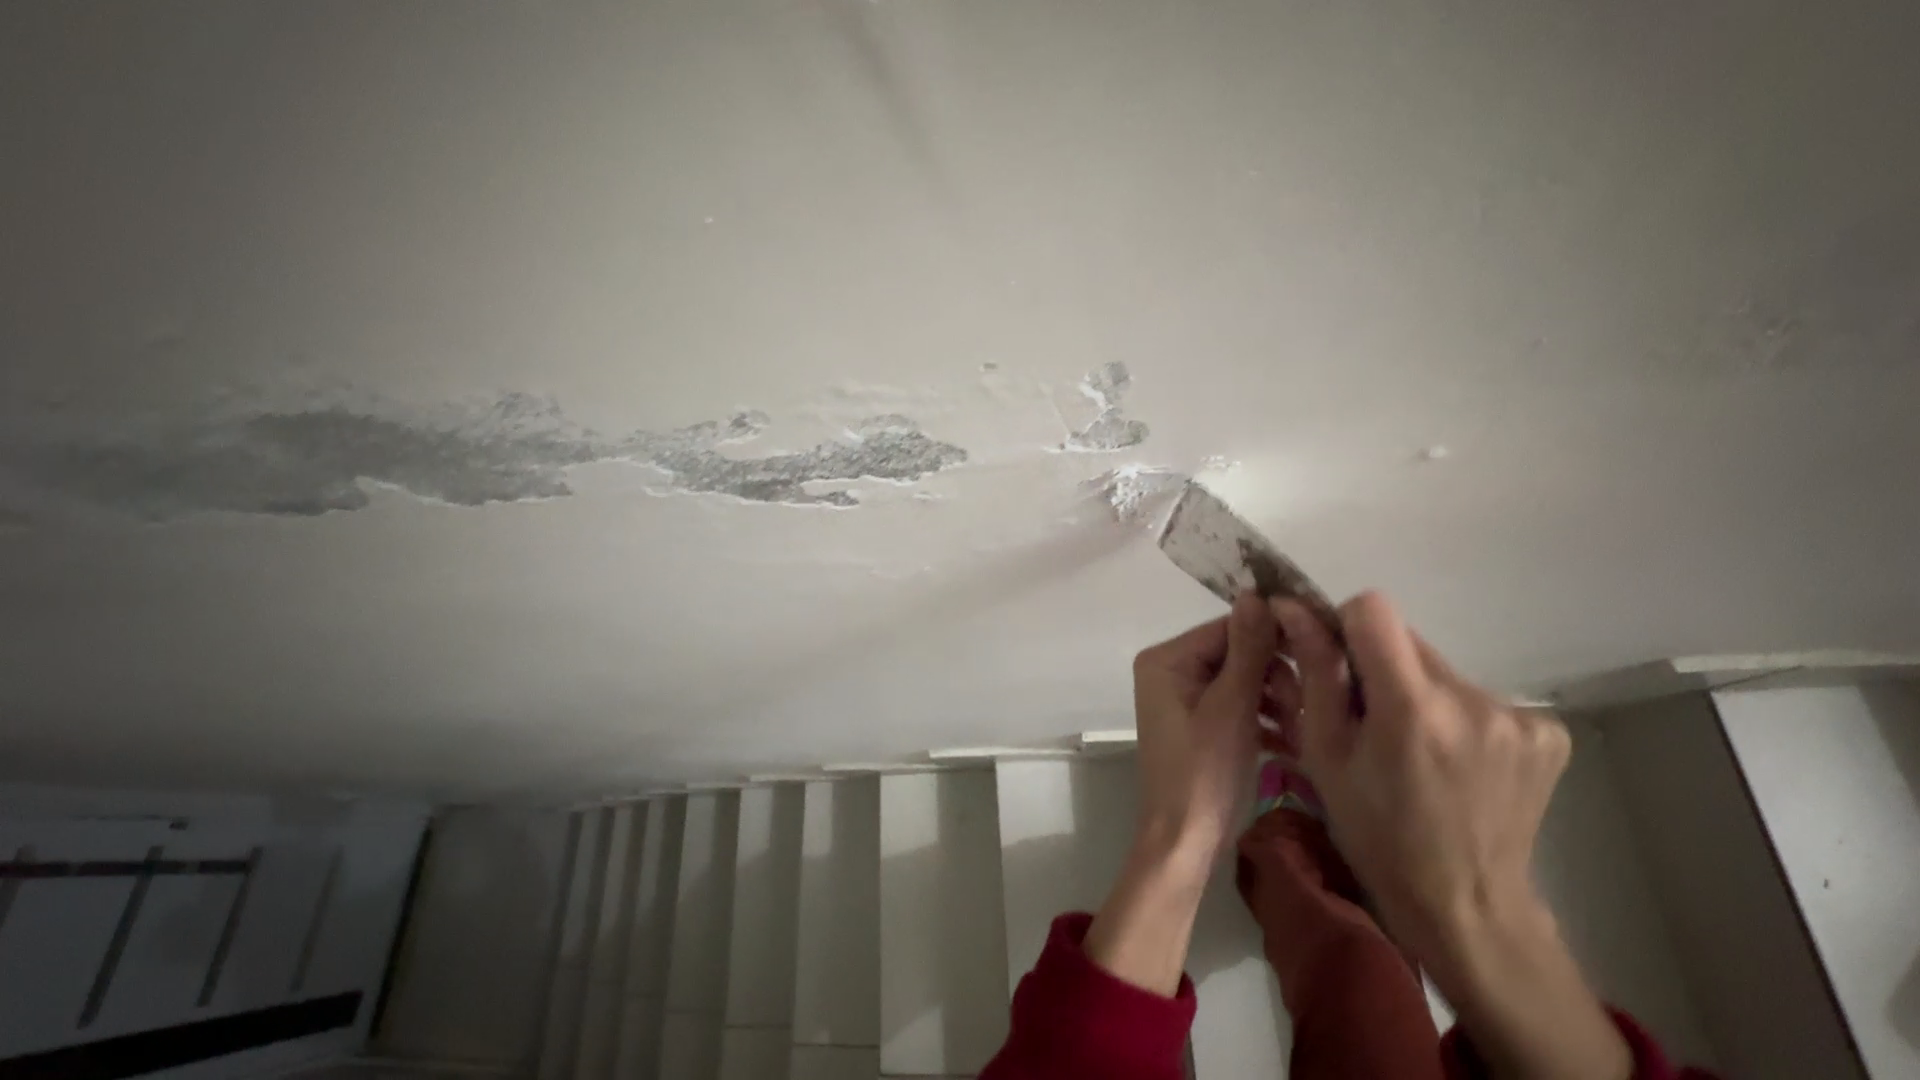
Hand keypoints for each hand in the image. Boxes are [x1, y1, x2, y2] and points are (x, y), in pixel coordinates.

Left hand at [1130, 592, 1282, 863]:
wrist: (1186, 841)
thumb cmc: (1205, 772)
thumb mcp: (1232, 706)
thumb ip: (1248, 649)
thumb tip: (1256, 593)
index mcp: (1166, 659)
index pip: (1229, 627)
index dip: (1274, 637)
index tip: (1320, 650)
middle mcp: (1170, 671)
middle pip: (1239, 654)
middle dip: (1277, 678)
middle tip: (1307, 707)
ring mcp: (1184, 699)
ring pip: (1244, 682)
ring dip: (1277, 702)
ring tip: (1300, 732)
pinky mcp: (1200, 725)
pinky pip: (1239, 707)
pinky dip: (1264, 721)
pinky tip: (1290, 744)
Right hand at [1277, 591, 1630, 1079]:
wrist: (1464, 902)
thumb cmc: (1375, 832)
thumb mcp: (1325, 755)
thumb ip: (1316, 674)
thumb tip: (1292, 608)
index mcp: (1412, 706)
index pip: (1373, 610)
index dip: (1345, 626)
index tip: (1335, 663)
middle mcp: (1473, 699)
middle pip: (1410, 642)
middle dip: (1380, 666)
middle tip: (1369, 721)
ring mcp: (1520, 716)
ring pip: (1444, 670)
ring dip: (1420, 692)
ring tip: (1414, 749)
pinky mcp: (1549, 732)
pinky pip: (1482, 697)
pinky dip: (1459, 717)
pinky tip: (1455, 761)